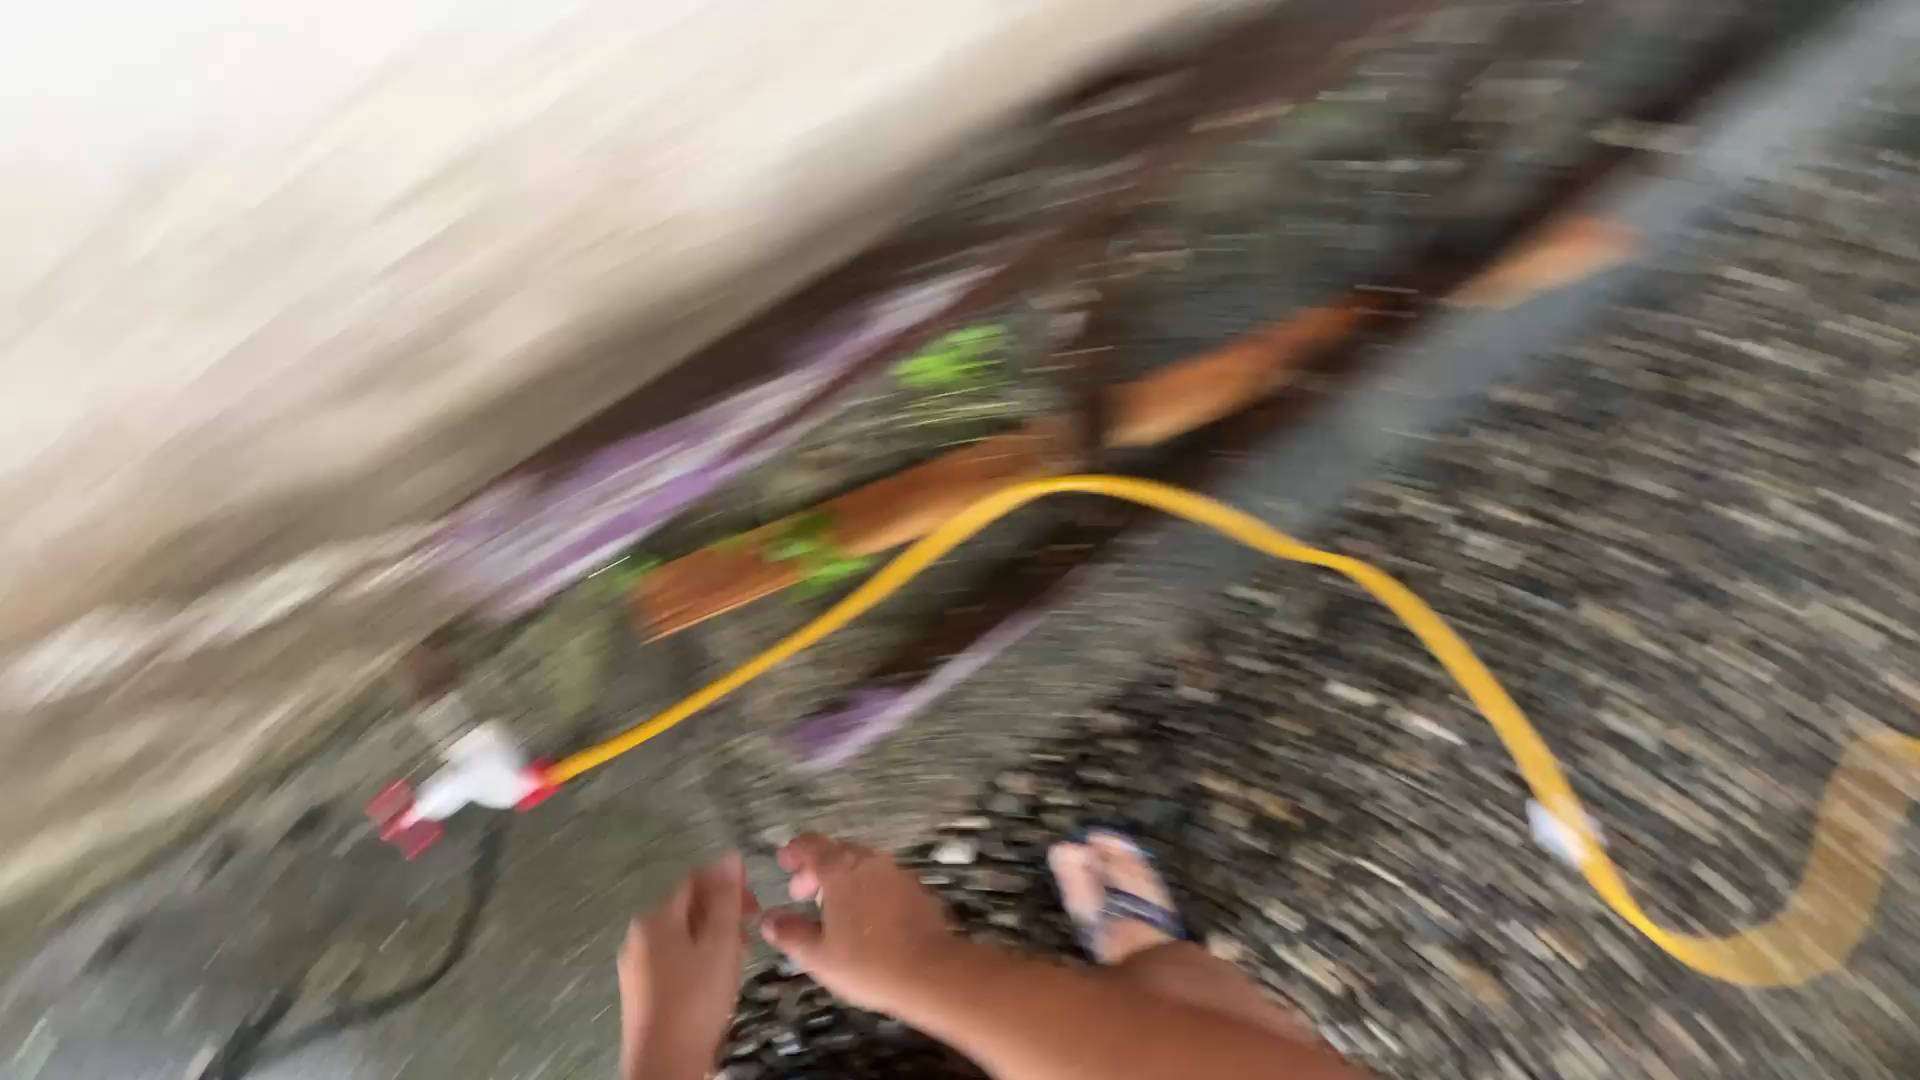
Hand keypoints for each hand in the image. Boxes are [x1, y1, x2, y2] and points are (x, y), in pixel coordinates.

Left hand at [618, 852, 758, 1079]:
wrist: (665, 1068)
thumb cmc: (696, 999)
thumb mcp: (721, 943)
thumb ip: (726, 898)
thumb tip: (730, 856)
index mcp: (655, 917)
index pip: (694, 878)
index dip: (727, 883)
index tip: (754, 904)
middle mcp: (639, 934)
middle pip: (687, 905)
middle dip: (722, 911)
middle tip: (750, 930)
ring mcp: (636, 963)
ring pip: (682, 932)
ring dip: (714, 934)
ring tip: (739, 956)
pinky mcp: (641, 989)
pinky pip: (673, 956)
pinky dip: (698, 956)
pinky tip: (717, 977)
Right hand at [758, 832, 959, 1011]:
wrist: (929, 970)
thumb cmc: (866, 962)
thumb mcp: (818, 955)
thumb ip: (790, 933)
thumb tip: (768, 919)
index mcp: (841, 869)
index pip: (812, 845)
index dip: (795, 851)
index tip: (783, 862)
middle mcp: (869, 861)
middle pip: (837, 851)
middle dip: (816, 868)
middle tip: (802, 893)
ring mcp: (895, 872)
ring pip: (861, 863)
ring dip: (842, 877)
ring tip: (831, 908)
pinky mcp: (914, 888)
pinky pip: (882, 878)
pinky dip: (865, 887)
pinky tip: (864, 916)